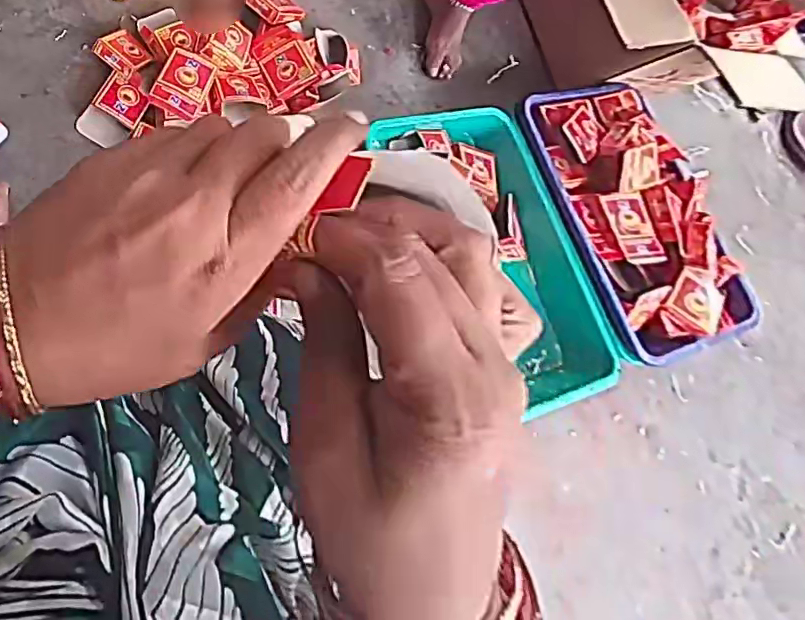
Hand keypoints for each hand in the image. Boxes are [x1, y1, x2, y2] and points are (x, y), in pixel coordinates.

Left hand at [4, 113, 365, 406]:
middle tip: (281, 156)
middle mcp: (198, 201)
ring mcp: (153, 167)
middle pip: (264, 132)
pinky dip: (193, 145)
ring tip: (223, 171)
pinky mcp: (119, 152)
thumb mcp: (198, 343)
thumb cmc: (111, 346)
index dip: (333, 143)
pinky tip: (175, 176)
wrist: (11, 316)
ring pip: (221, 123)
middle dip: (286, 135)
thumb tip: (289, 246)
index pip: (297, 178)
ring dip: (237, 140)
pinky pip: (177, 131)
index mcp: (225, 258)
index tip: (352, 126)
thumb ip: (255, 290)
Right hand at [289, 209, 526, 619]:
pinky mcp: (502, 360)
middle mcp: (496, 364)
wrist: (428, 601)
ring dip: (408, 227)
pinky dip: (432, 251)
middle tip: (314, 229)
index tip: (296, 231)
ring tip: (350, 234)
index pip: (402, 276)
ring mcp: (508, 359)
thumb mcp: (324, 444)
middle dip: (370, 223)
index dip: (344, 237)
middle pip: (441, 251)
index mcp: (452, 395)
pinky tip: (392, 263)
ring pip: (469, 252)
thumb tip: (309, 264)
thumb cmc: (367, 538)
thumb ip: (325, 341)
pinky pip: (477, 279)